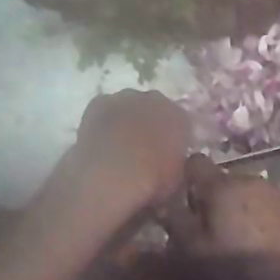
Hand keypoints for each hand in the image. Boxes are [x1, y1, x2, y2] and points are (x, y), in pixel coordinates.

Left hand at [65, 90, 192, 222]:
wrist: (113, 177)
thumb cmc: (152, 181)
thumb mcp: (177, 177)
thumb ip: (176, 161)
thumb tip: (169, 160)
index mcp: (179, 117)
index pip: (181, 123)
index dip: (174, 139)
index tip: (168, 155)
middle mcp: (155, 100)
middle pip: (154, 109)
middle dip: (151, 125)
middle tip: (144, 150)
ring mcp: (125, 98)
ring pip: (129, 107)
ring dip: (127, 122)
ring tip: (120, 148)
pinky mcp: (98, 104)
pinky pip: (105, 111)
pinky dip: (105, 124)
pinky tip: (102, 143)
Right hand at [162, 155, 279, 279]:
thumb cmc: (235, 270)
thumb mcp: (192, 250)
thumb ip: (175, 220)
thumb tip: (166, 201)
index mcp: (223, 184)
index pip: (194, 162)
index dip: (183, 179)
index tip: (177, 202)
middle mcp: (250, 180)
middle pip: (220, 179)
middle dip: (208, 198)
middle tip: (199, 227)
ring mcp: (274, 195)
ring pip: (242, 193)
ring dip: (231, 209)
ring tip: (226, 239)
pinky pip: (260, 208)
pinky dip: (251, 219)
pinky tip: (249, 244)